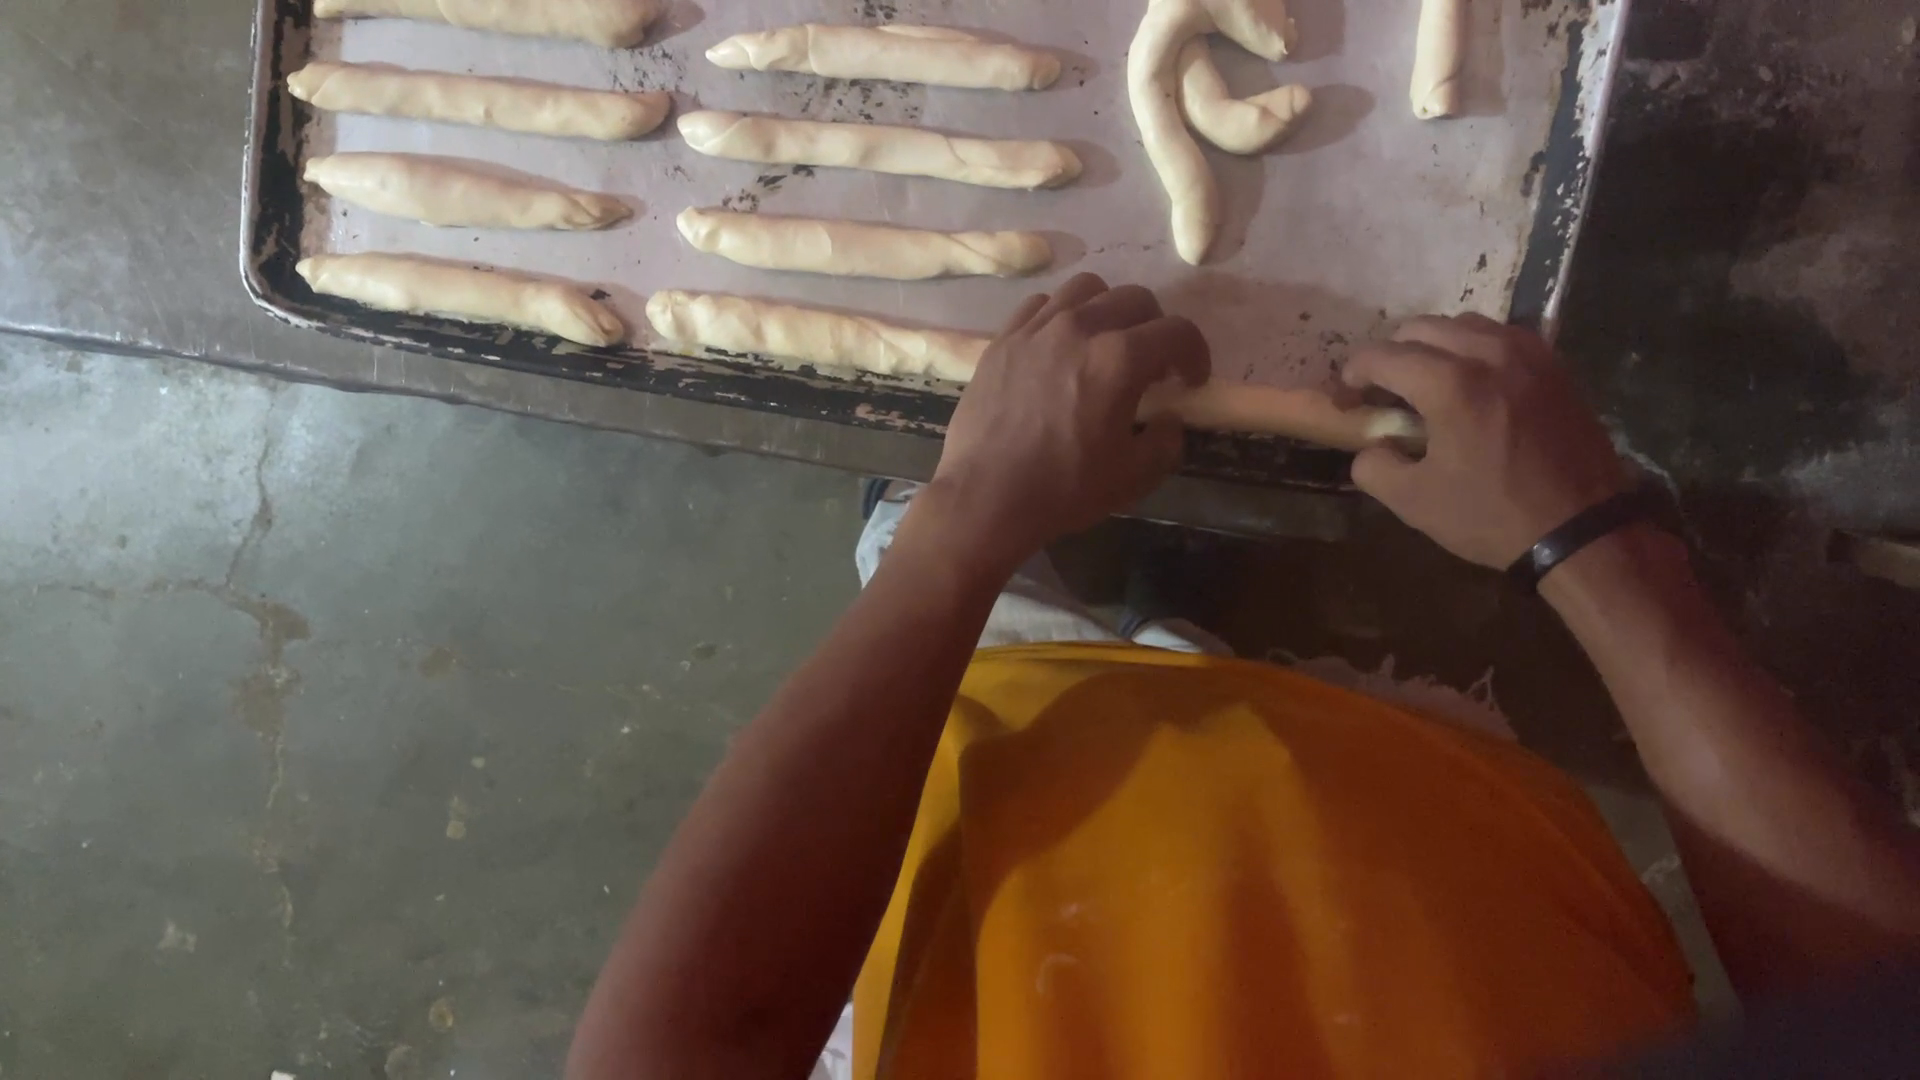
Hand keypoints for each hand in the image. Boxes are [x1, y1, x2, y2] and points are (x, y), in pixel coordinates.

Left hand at [907, 274, 1209, 576]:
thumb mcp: (1133, 477)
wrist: (986, 497)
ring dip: (1108, 309)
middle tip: (1152, 363)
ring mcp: (1035, 329)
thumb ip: (1166, 441)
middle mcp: (1079, 328)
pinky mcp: (1002, 340)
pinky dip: (1061, 315)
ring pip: (1085, 289)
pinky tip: (1059, 345)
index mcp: (1119, 359)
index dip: (1195, 354)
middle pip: (1134, 299)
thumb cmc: (1063, 490)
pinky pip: (1040, 305)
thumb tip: (1169, 418)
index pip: (1177, 332)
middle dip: (1155, 328)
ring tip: (1105, 342)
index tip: (1191, 381)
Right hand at [1343, 314, 1627, 568]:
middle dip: (1389, 355)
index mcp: (1450, 386)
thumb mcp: (1411, 500)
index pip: (1382, 356)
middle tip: (1380, 390)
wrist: (1583, 529)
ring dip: (1432, 347)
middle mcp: (1490, 355)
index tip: (1346, 397)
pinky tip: (1466, 383)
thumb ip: (1372, 465)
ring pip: (1463, 324)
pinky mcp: (1554, 366)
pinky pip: (1500, 336)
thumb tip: (1372, 446)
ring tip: (1422, 383)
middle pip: (1421, 328)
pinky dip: (1471, 349)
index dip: (1352, 373)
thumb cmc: (1491, 514)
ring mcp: (1529, 355)